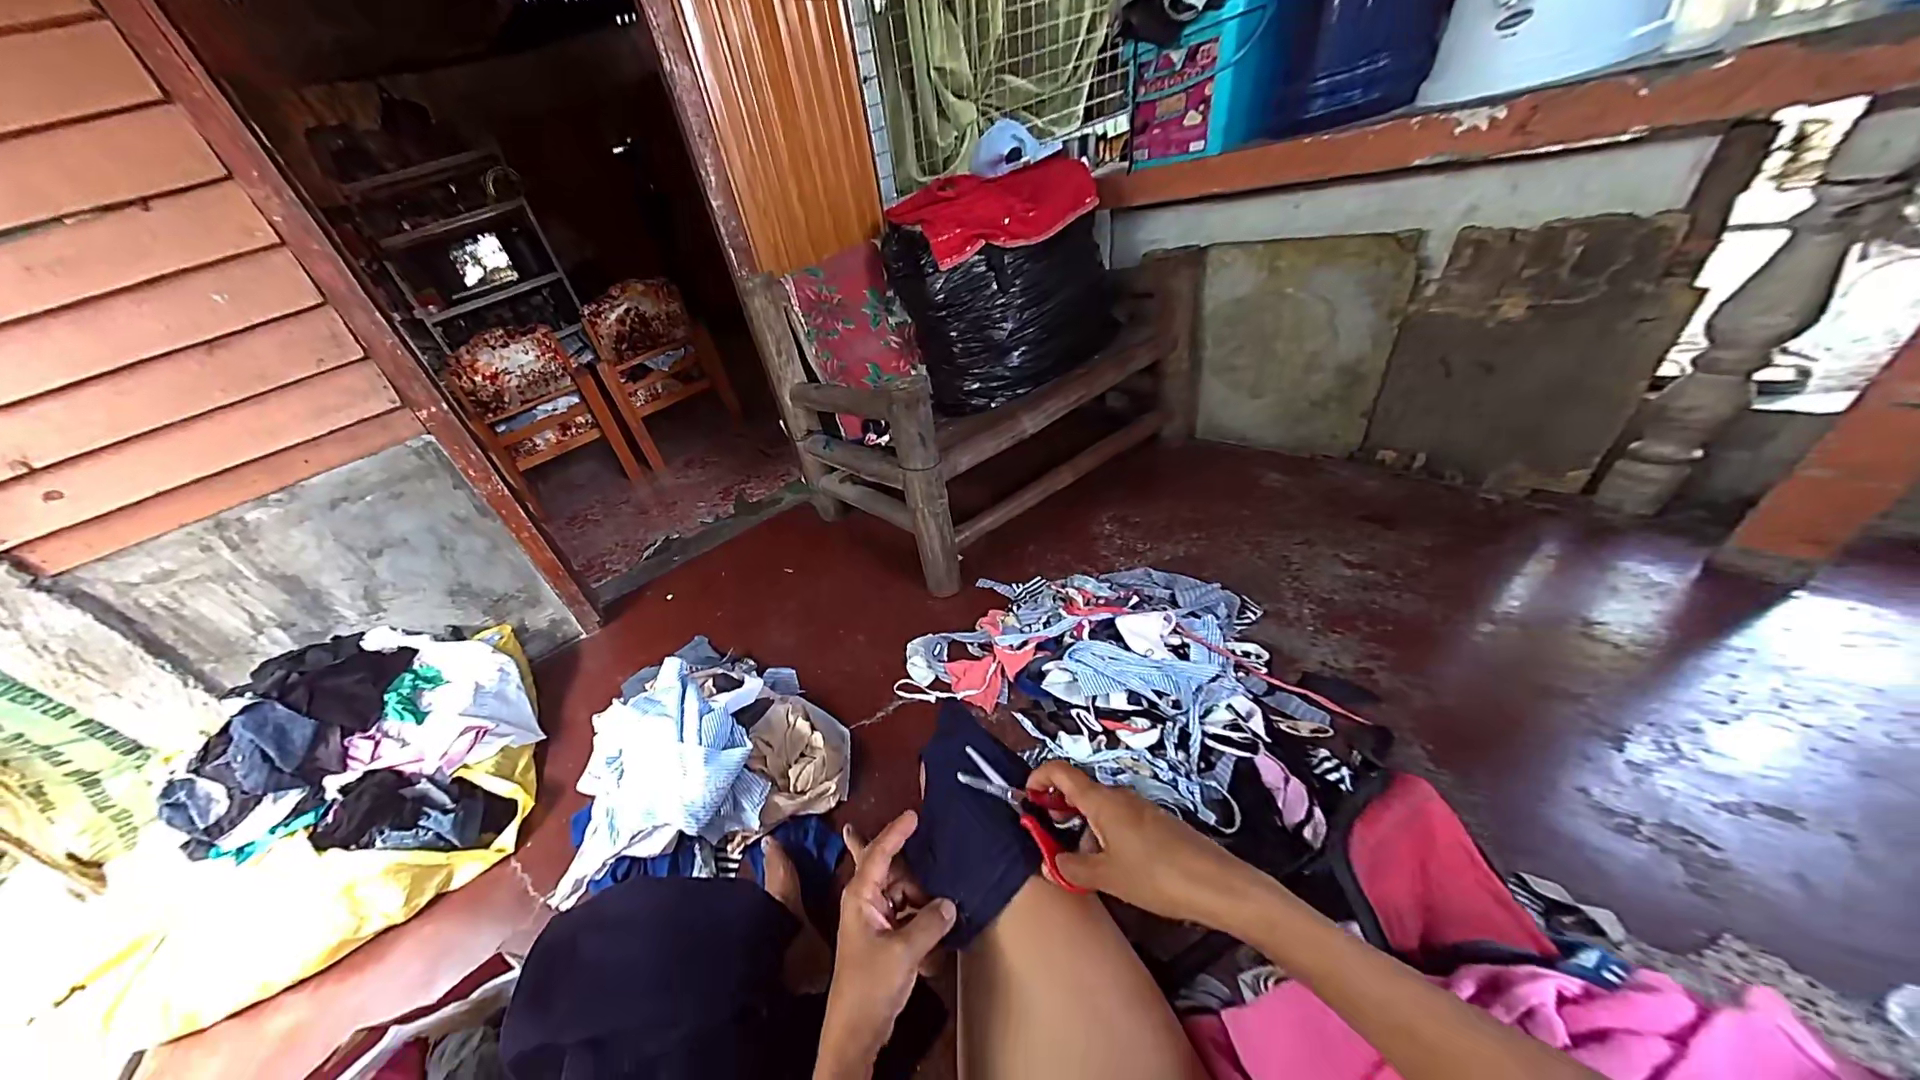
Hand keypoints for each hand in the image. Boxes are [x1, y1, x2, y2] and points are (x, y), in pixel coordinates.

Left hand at [815, 811, 955, 1079]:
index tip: (914, 814)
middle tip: (924, 837)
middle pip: (891, 868)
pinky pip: (905, 909)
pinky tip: (938, 913)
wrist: (855, 1031)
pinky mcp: (884, 936)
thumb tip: (949, 903)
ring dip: (920, 891)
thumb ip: (930, 922)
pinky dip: (920, 909)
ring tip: (940, 895)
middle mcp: (865, 900)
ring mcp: (874, 918)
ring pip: (901, 889)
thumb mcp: (903, 951)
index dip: (896, 832)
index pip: (879, 852)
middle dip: (907, 858)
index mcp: (860, 895)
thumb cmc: (870, 986)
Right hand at [1028, 761, 1282, 932]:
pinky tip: (1110, 865)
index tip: (1027, 797)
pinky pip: (1117, 819)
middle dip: (1057, 807)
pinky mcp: (1155, 823)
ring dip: (1080, 826)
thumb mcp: (1105, 876)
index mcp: (1101, 800)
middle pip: (1078, 789)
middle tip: (1046, 832)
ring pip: (1098, 808)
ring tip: (1079, 860)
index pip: (1060, 770)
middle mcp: (1119, 796)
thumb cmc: (1156, 875)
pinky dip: (1102, 833)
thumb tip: (1052, 863)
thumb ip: (1071, 867)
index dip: (1038, 777)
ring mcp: (1139, 808)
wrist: (1216, 884)